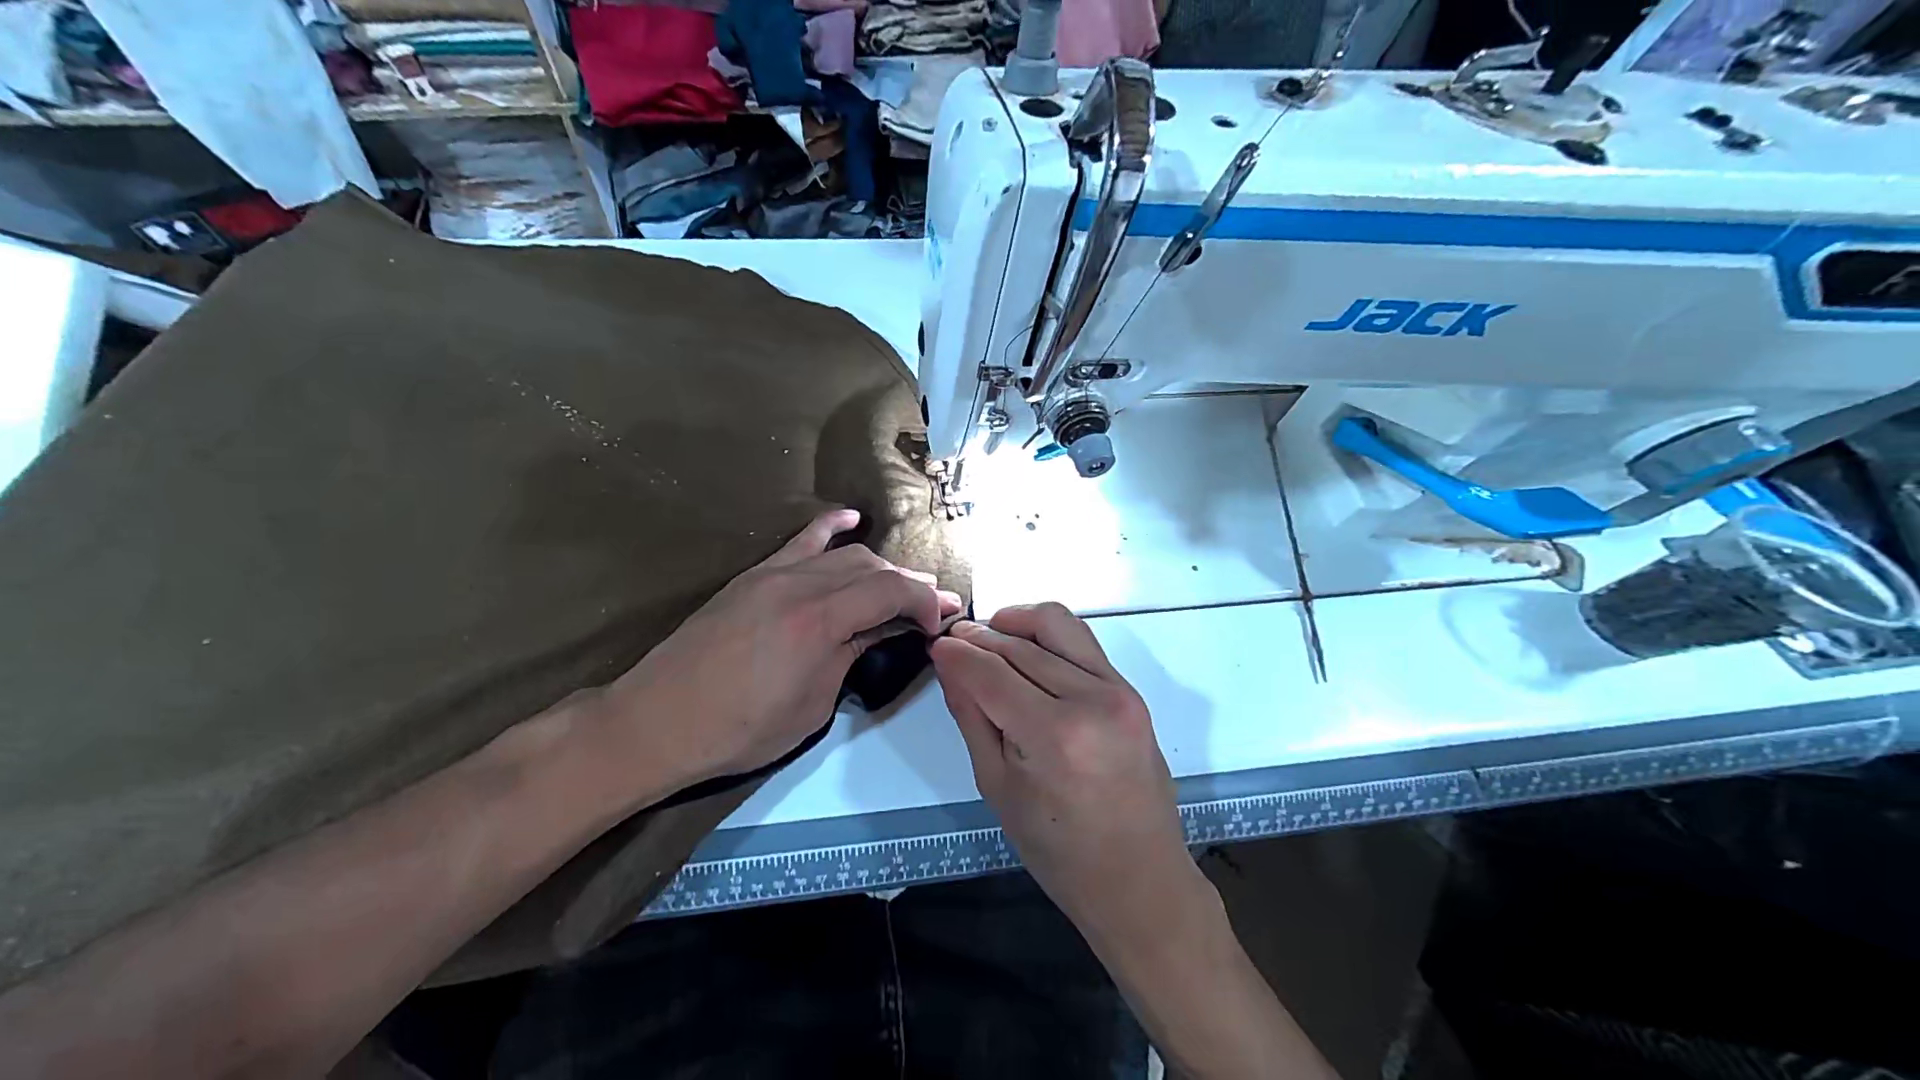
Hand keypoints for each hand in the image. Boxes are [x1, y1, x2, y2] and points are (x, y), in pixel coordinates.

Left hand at [601, 508, 961, 786]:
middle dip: (909, 585)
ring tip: (902, 584)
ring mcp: (773, 574)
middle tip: (932, 605)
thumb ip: (851, 655)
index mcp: (819, 622)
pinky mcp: (753, 577)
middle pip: (872, 567)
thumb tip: (880, 629)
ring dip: (879, 566)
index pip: (891, 592)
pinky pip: (800, 541)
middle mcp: (799, 585)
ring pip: (843, 554)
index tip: (938, 623)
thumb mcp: (813, 704)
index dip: (923, 603)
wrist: (658, 719)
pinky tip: (851, 519)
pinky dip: (831, 528)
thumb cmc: (740, 728)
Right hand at [929, 604, 1207, 944]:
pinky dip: (1047, 634)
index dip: (955, 654)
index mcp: (1054, 736)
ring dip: (1015, 621)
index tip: (934, 646)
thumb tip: (949, 663)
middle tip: (952, 641)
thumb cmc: (1058, 850)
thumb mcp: (997, 787)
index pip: (990, 673)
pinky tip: (1024, 646)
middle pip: (1019, 645)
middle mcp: (1091, 701)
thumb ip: (972, 716)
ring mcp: (1118, 691)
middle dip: (978, 637)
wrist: (1138, 878)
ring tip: (987, 634)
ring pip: (1056, 625)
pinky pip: (1082, 641)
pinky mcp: (1130, 690)